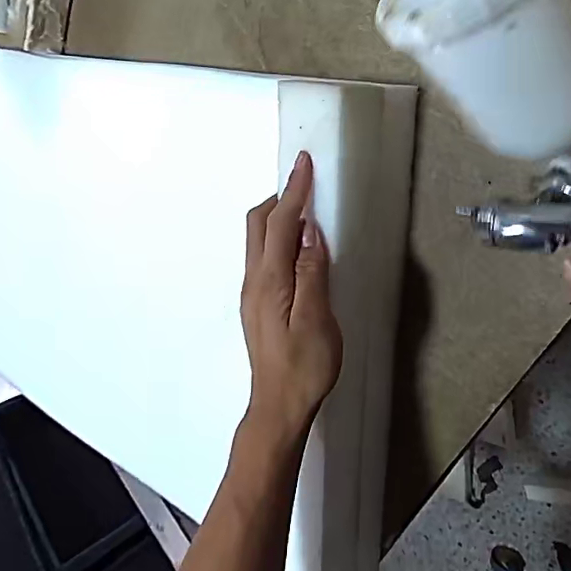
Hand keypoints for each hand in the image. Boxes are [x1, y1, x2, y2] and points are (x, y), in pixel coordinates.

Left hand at [240, 151, 343, 443]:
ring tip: (306, 209)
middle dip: (280, 198)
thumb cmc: (304, 367)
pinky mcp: (258, 304)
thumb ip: (312, 272)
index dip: (293, 191)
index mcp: (269, 281)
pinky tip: (297, 247)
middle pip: (258, 225)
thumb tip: (309, 231)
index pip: (279, 224)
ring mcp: (253, 293)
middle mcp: (254, 281)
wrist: (279, 407)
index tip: (303, 163)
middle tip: (307, 184)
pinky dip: (278, 238)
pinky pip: (264, 256)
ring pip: (258, 240)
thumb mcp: (317, 319)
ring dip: (278, 217)